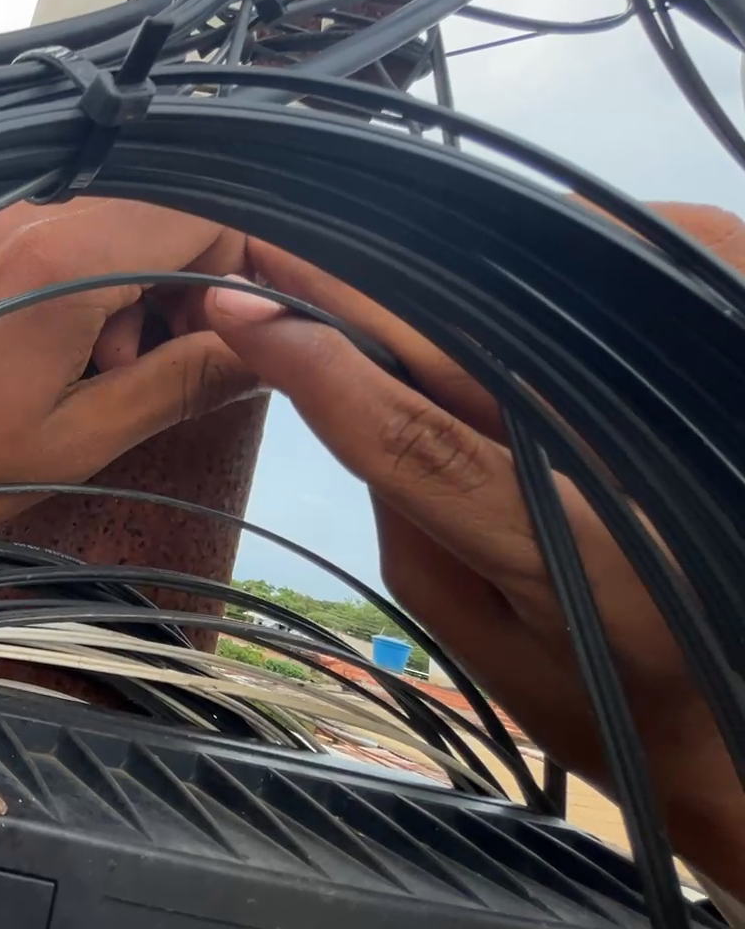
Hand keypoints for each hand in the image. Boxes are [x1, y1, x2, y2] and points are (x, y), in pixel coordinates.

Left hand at [0, 197, 261, 549]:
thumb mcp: (75, 440)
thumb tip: (259, 349)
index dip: (236, 267)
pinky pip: (36, 229)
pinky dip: (63, 275)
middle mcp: (14, 213)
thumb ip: (181, 383)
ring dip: (116, 282)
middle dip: (174, 280)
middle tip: (140, 365)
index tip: (225, 329)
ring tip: (81, 368)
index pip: (202, 210)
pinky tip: (35, 343)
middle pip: (149, 208)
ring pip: (94, 217)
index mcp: (58, 257)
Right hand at [201, 203, 744, 898]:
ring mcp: (701, 413)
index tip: (234, 307)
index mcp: (573, 566)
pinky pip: (651, 258)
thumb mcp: (462, 618)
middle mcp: (654, 475)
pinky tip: (489, 265)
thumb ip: (405, 507)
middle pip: (475, 343)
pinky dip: (556, 246)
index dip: (312, 365)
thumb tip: (344, 381)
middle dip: (351, 286)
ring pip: (559, 283)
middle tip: (266, 247)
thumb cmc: (592, 682)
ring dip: (440, 263)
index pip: (410, 438)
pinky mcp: (724, 366)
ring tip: (356, 257)